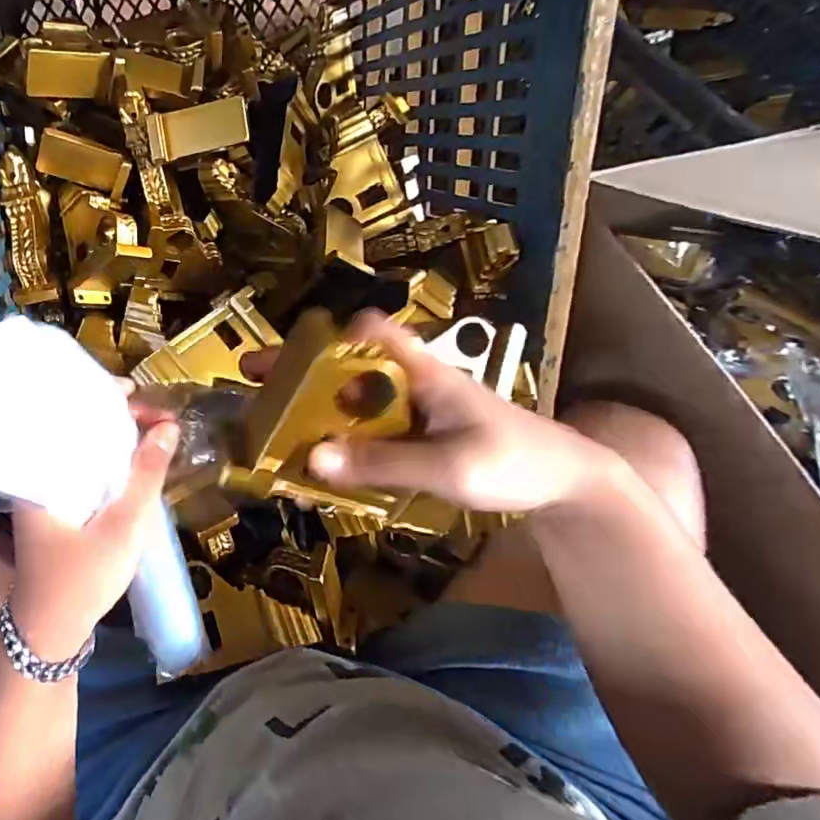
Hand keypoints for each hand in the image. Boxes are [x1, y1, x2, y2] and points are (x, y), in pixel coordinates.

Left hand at [8, 402, 178, 658]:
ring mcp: (47, 490)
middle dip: (115, 415)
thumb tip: (168, 427)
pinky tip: (132, 457)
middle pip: (75, 428)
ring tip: (151, 427)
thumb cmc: (81, 579)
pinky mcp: (59, 505)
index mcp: (40, 472)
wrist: (50, 632)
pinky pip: (84, 468)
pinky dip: (108, 459)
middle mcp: (38, 474)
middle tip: (155, 414)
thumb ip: (145, 475)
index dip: (102, 397)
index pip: (65, 414)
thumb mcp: (122, 526)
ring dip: (115, 437)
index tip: (138, 394)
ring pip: (82, 448)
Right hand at [248, 310, 623, 514]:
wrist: (567, 488)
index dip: (329, 334)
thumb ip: (384, 463)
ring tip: (267, 431)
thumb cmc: (518, 462)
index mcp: (422, 371)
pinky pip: (361, 435)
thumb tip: (312, 457)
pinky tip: (313, 474)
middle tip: (251, 381)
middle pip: (344, 364)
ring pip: (347, 402)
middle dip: (297, 372)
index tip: (291, 353)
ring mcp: (407, 411)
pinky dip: (335, 448)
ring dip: (309, 414)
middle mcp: (407, 383)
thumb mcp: (451, 467)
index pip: (374, 331)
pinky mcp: (409, 438)